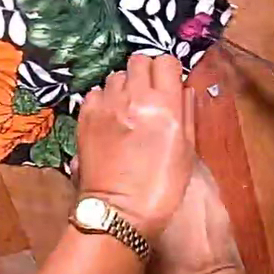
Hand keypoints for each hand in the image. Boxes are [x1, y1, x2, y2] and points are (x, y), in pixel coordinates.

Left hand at [75, 53, 196, 237]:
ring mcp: (107, 104)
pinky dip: (104, 100)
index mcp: (165, 104)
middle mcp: (135, 96)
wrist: (119, 212)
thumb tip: (184, 89)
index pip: (166, 61)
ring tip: (127, 109)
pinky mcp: (86, 115)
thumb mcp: (187, 151)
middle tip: (148, 94)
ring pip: (116, 75)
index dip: (168, 72)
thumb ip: (187, 113)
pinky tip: (109, 119)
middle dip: (146, 73)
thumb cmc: (162, 187)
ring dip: (124, 86)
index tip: (168, 85)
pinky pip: (96, 93)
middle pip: (139, 60)